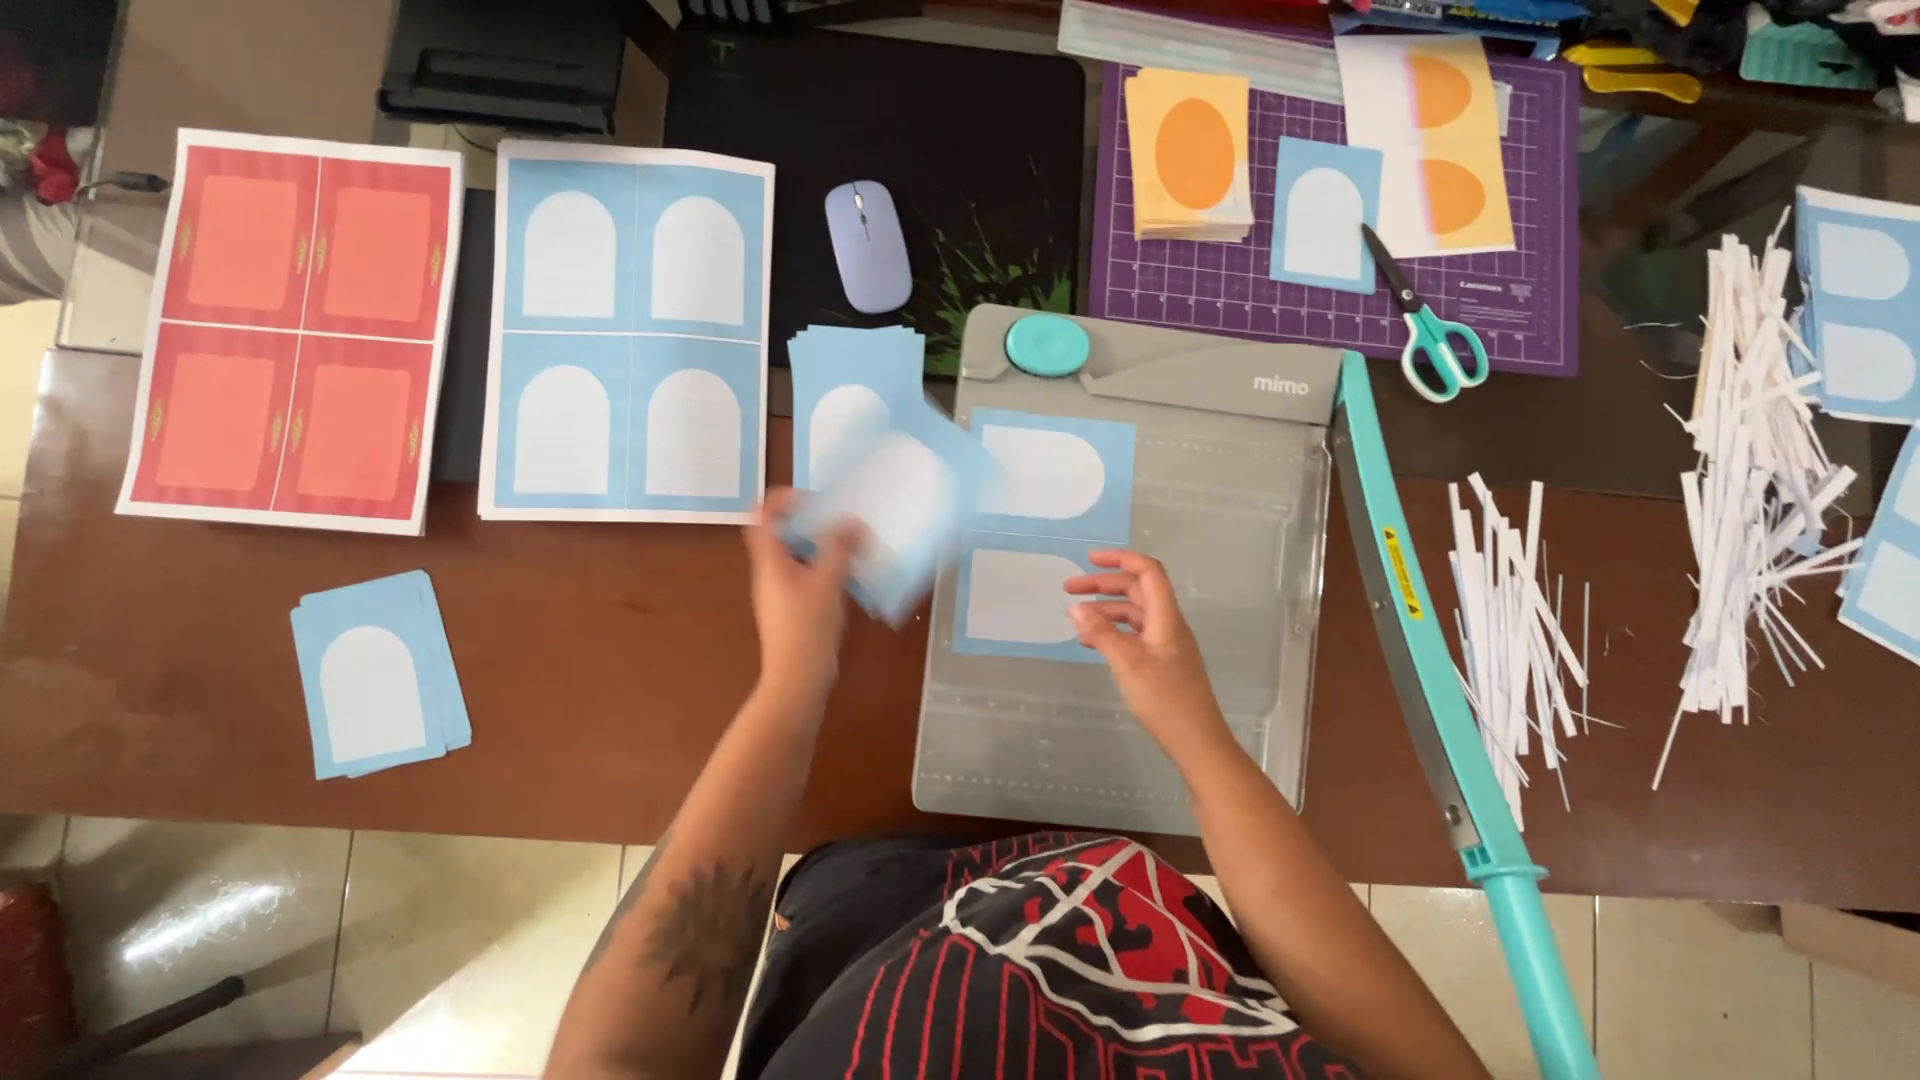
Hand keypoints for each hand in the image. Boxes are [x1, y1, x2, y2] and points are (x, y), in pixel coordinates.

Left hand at [743, 489, 862, 701]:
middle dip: (809, 521)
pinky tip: (848, 576)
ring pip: (795, 556)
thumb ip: (840, 548)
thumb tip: (852, 522)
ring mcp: (779, 592)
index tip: (813, 500)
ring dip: (819, 545)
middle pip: (780, 534)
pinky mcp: (792, 609)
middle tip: (838, 519)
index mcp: (770, 560)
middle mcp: (769, 573)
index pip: (762, 515)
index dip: (782, 499)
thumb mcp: (828, 582)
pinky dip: (823, 568)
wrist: (798, 677)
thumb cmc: (807, 626)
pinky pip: (805, 576)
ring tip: (850, 544)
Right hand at [1066, 551, 1230, 754]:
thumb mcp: (1128, 664)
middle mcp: (1168, 624)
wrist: (1196, 740)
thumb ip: (1102, 633)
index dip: (1121, 559)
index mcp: (1166, 617)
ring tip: (1075, 618)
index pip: (1148, 572)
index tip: (1089, 559)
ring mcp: (1166, 644)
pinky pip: (1134, 635)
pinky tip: (1091, 643)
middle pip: (1137, 590)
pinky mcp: (1161, 662)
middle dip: (1103, 584)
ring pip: (1134, 613)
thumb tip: (1075, 607)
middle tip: (1070, 588)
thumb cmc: (1165, 700)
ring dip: (1105, 609)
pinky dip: (1112, 632)